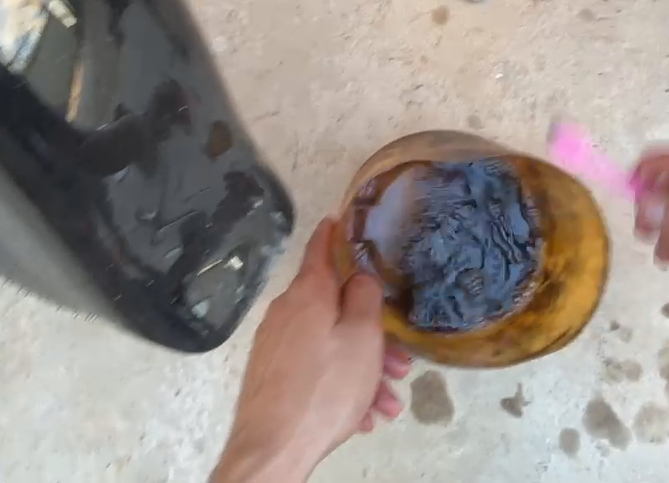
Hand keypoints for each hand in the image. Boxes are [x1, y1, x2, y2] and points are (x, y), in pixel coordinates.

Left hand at [211, 218, 411, 482]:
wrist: (271, 450)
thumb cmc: (324, 387)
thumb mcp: (361, 337)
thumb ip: (365, 298)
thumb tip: (359, 277)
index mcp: (308, 291)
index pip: (320, 247)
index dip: (334, 232)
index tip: (341, 218)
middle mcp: (287, 310)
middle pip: (334, 306)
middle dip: (369, 329)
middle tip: (398, 361)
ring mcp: (276, 344)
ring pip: (328, 343)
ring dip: (360, 366)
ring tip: (386, 401)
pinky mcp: (271, 375)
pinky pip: (313, 368)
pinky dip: (338, 383)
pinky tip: (360, 415)